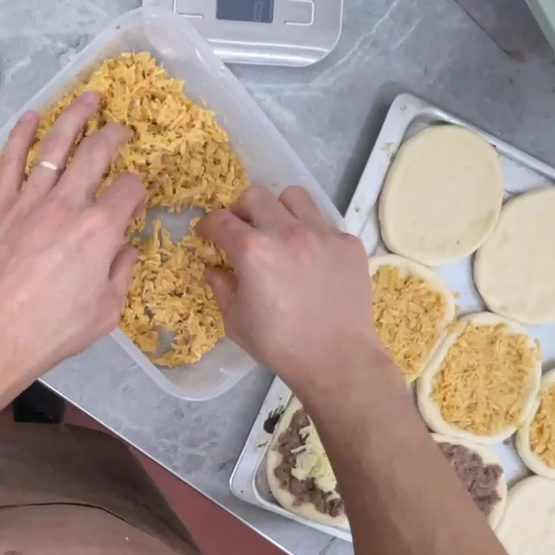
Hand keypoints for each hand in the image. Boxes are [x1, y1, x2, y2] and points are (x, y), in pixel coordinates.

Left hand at [0, 92, 145, 388]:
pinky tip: (32, 115)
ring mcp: (30, 202)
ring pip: (55, 145)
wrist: (0, 334)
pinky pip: (11, 161)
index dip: (138, 192)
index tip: (134, 205)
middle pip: (96, 153)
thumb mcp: (108, 309)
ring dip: (74, 116)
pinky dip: (21, 134)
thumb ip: (122, 273)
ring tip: (88, 98)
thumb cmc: (57, 329)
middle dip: (115, 135)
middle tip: (121, 130)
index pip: (129, 189)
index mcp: (101, 229)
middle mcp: (68, 205)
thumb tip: (128, 249)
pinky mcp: (1, 207)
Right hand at [196, 186, 387, 394]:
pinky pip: (323, 224)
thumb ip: (222, 288)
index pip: (220, 221)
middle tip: (241, 230)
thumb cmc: (278, 345)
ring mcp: (322, 234)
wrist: (335, 358)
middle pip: (255, 196)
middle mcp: (286, 232)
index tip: (206, 234)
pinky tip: (309, 259)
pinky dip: (310, 234)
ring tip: (278, 231)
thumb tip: (214, 270)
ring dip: (278, 209)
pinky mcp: (348, 243)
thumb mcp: (236, 321)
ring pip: (293, 197)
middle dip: (240, 210)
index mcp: (252, 251)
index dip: (207, 226)